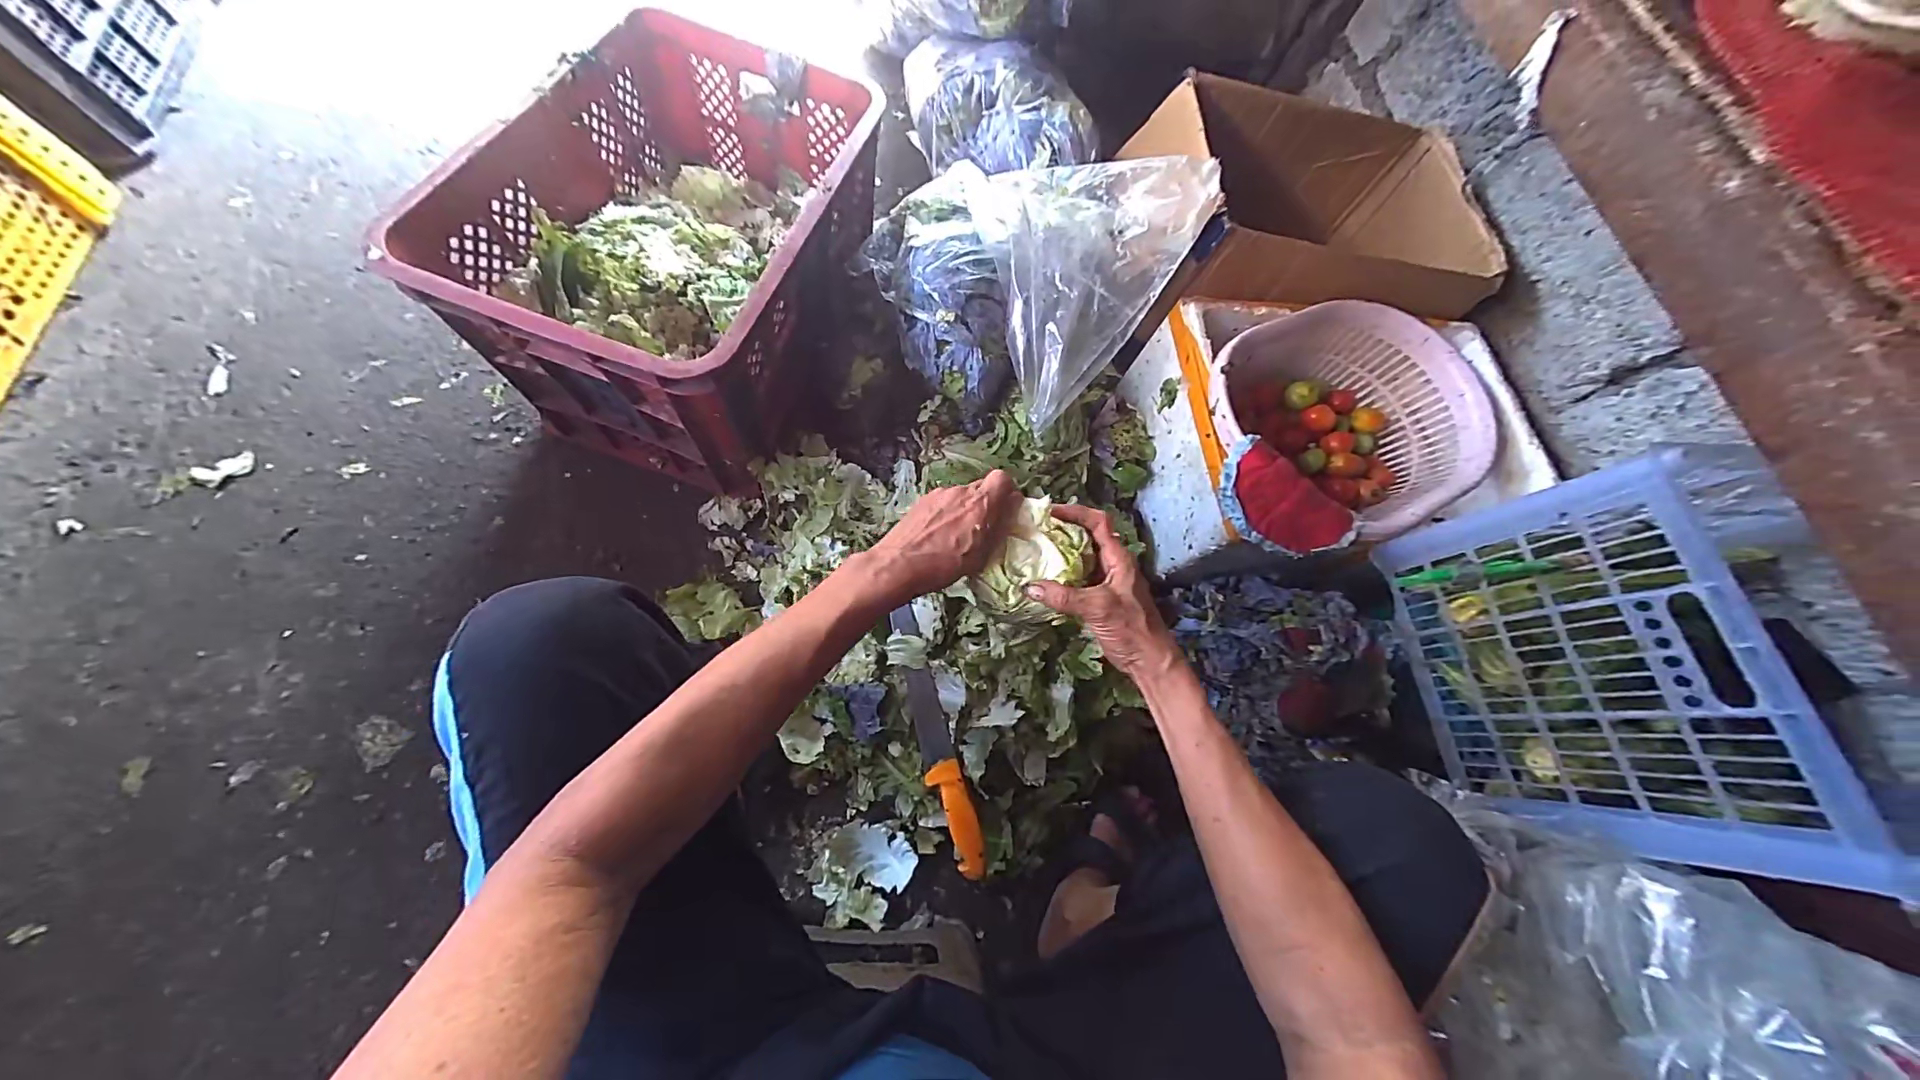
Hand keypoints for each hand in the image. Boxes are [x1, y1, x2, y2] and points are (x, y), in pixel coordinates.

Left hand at [863, 470, 1021, 600]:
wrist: (898, 565)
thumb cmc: (943, 566)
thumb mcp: (981, 555)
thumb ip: (998, 528)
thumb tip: (1010, 510)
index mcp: (980, 503)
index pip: (1002, 479)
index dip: (1006, 492)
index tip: (1005, 509)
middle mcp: (960, 492)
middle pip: (980, 489)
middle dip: (984, 505)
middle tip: (981, 528)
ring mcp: (939, 494)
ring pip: (960, 497)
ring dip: (963, 511)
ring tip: (955, 536)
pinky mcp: (922, 501)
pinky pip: (943, 503)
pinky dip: (945, 514)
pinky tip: (937, 535)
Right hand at [1023, 504, 1181, 682]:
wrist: (1149, 660)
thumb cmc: (1132, 628)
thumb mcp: (1097, 608)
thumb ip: (1064, 597)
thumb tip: (1029, 587)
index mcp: (1119, 559)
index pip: (1098, 522)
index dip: (1076, 512)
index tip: (1051, 512)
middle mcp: (1112, 565)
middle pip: (1087, 537)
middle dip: (1063, 530)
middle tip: (1037, 529)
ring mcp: (1105, 582)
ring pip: (1080, 558)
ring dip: (1060, 553)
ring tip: (1035, 549)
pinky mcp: (1098, 599)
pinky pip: (1076, 579)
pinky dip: (1060, 575)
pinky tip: (1043, 579)